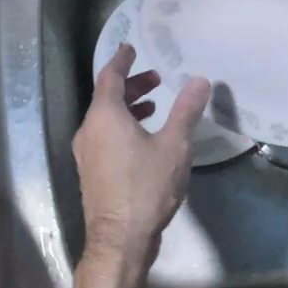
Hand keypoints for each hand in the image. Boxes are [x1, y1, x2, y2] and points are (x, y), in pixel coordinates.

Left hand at [73, 44, 212, 268]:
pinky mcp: (92, 173)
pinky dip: (122, 127)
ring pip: (105, 119)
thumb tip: (200, 80)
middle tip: (156, 79)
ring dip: (128, 108)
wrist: (120, 238)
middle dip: (131, 85)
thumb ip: (186, 111)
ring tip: (154, 107)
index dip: (122, 61)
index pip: (109, 77)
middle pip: (106, 97)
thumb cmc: (146, 187)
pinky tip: (143, 140)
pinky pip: (105, 137)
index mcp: (105, 116)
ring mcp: (87, 153)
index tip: (132, 48)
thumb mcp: (174, 146)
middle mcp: (89, 130)